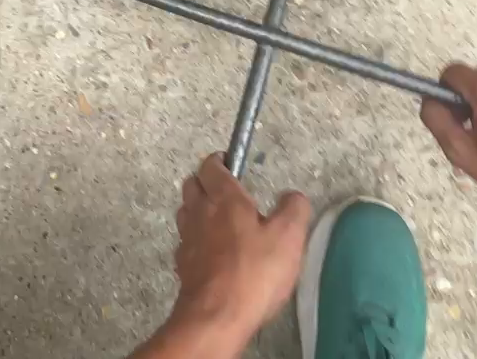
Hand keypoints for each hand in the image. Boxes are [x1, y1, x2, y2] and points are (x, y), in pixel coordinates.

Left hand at [155, 154, 310, 354]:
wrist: (216, 315)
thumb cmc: (254, 271)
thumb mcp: (288, 238)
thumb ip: (294, 210)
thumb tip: (294, 195)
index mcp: (223, 196)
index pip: (211, 164)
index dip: (221, 161)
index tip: (233, 165)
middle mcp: (199, 210)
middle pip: (193, 183)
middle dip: (206, 182)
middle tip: (228, 193)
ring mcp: (187, 236)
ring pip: (186, 209)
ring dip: (199, 208)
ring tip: (220, 221)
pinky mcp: (183, 262)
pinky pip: (186, 238)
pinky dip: (197, 237)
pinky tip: (213, 252)